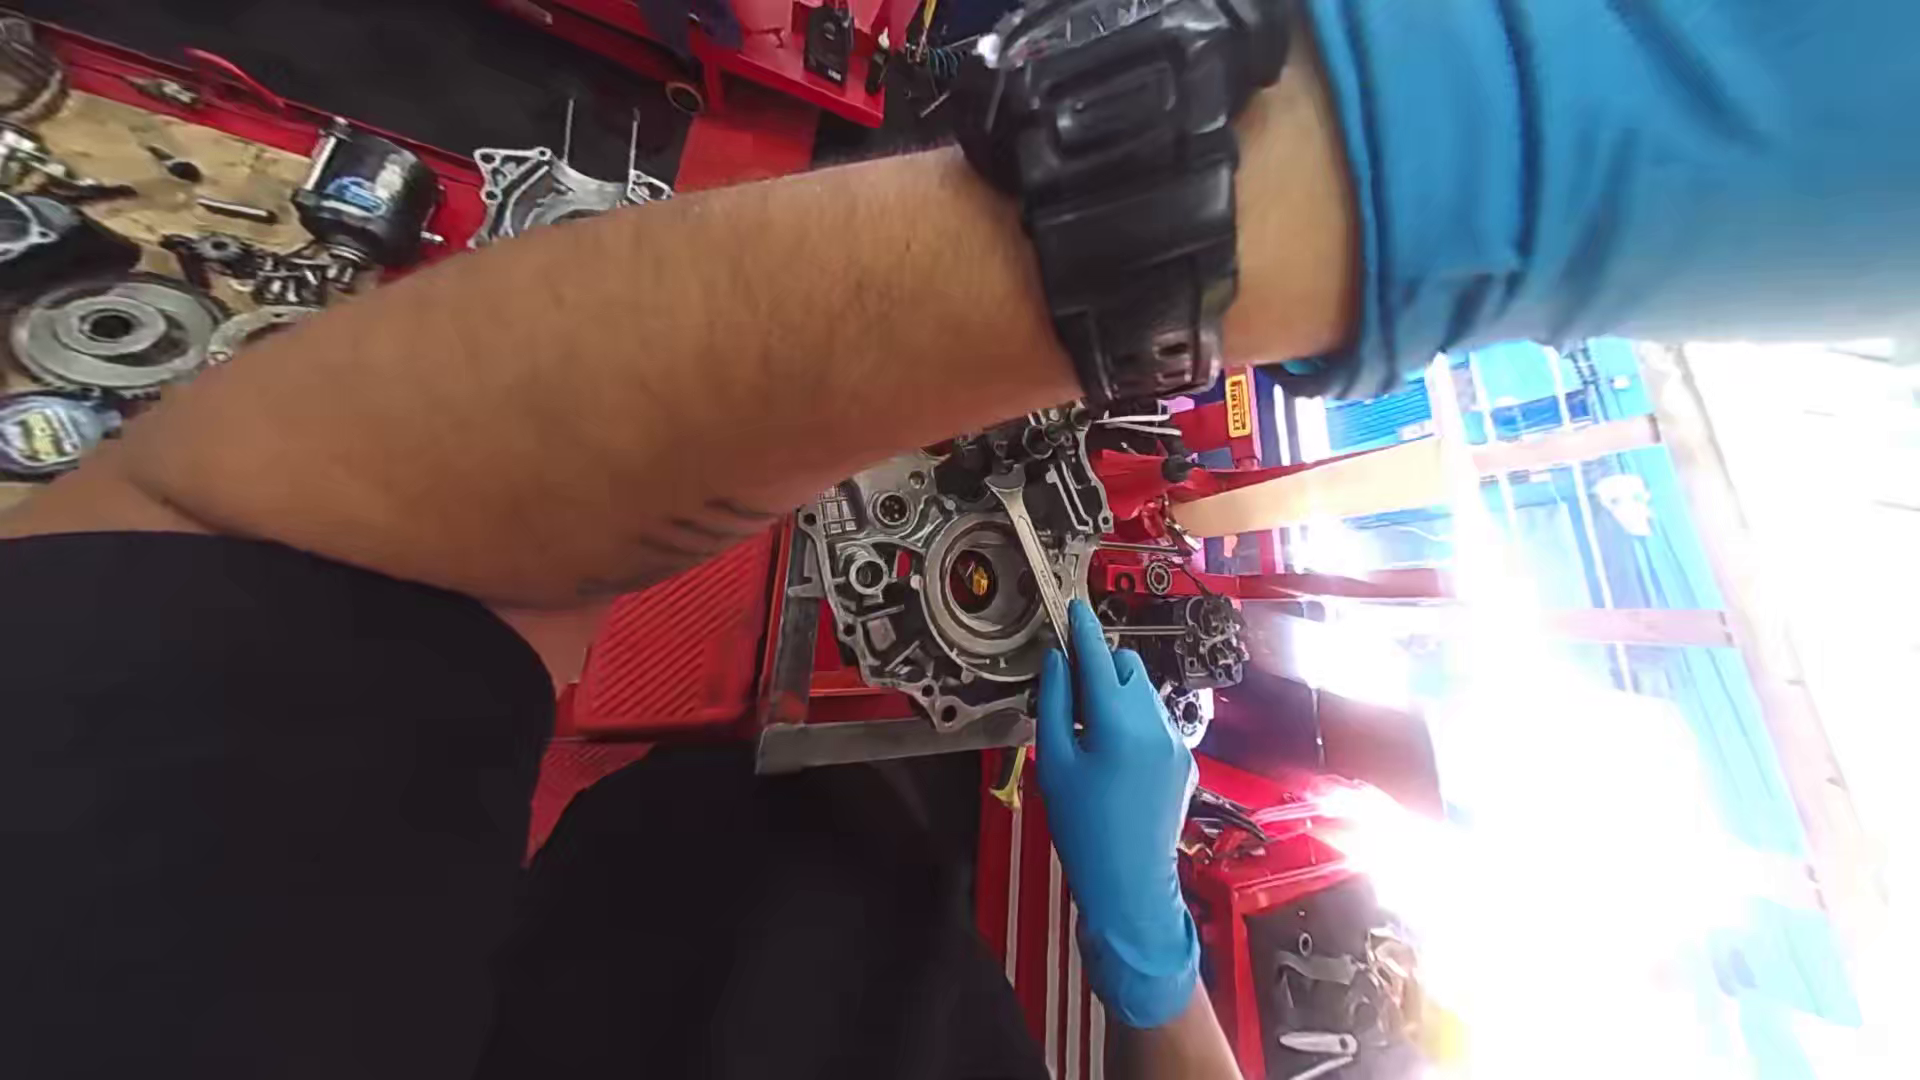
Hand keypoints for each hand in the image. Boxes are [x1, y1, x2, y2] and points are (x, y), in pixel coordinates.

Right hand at [1037, 599, 1199, 1028]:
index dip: (1083, 627)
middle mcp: (1154, 721)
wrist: (1131, 886)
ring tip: (1092, 728)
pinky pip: (1156, 718)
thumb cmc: (1081, 825)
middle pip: (1128, 666)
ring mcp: (1175, 740)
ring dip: (1117, 691)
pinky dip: (1133, 717)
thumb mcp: (1054, 761)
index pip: (1098, 656)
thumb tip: (1057, 659)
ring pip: (1144, 690)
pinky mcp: (1184, 758)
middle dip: (1101, 664)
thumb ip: (1054, 702)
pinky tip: (1115, 753)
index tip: (1073, 605)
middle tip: (1072, 691)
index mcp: (1117, 721)